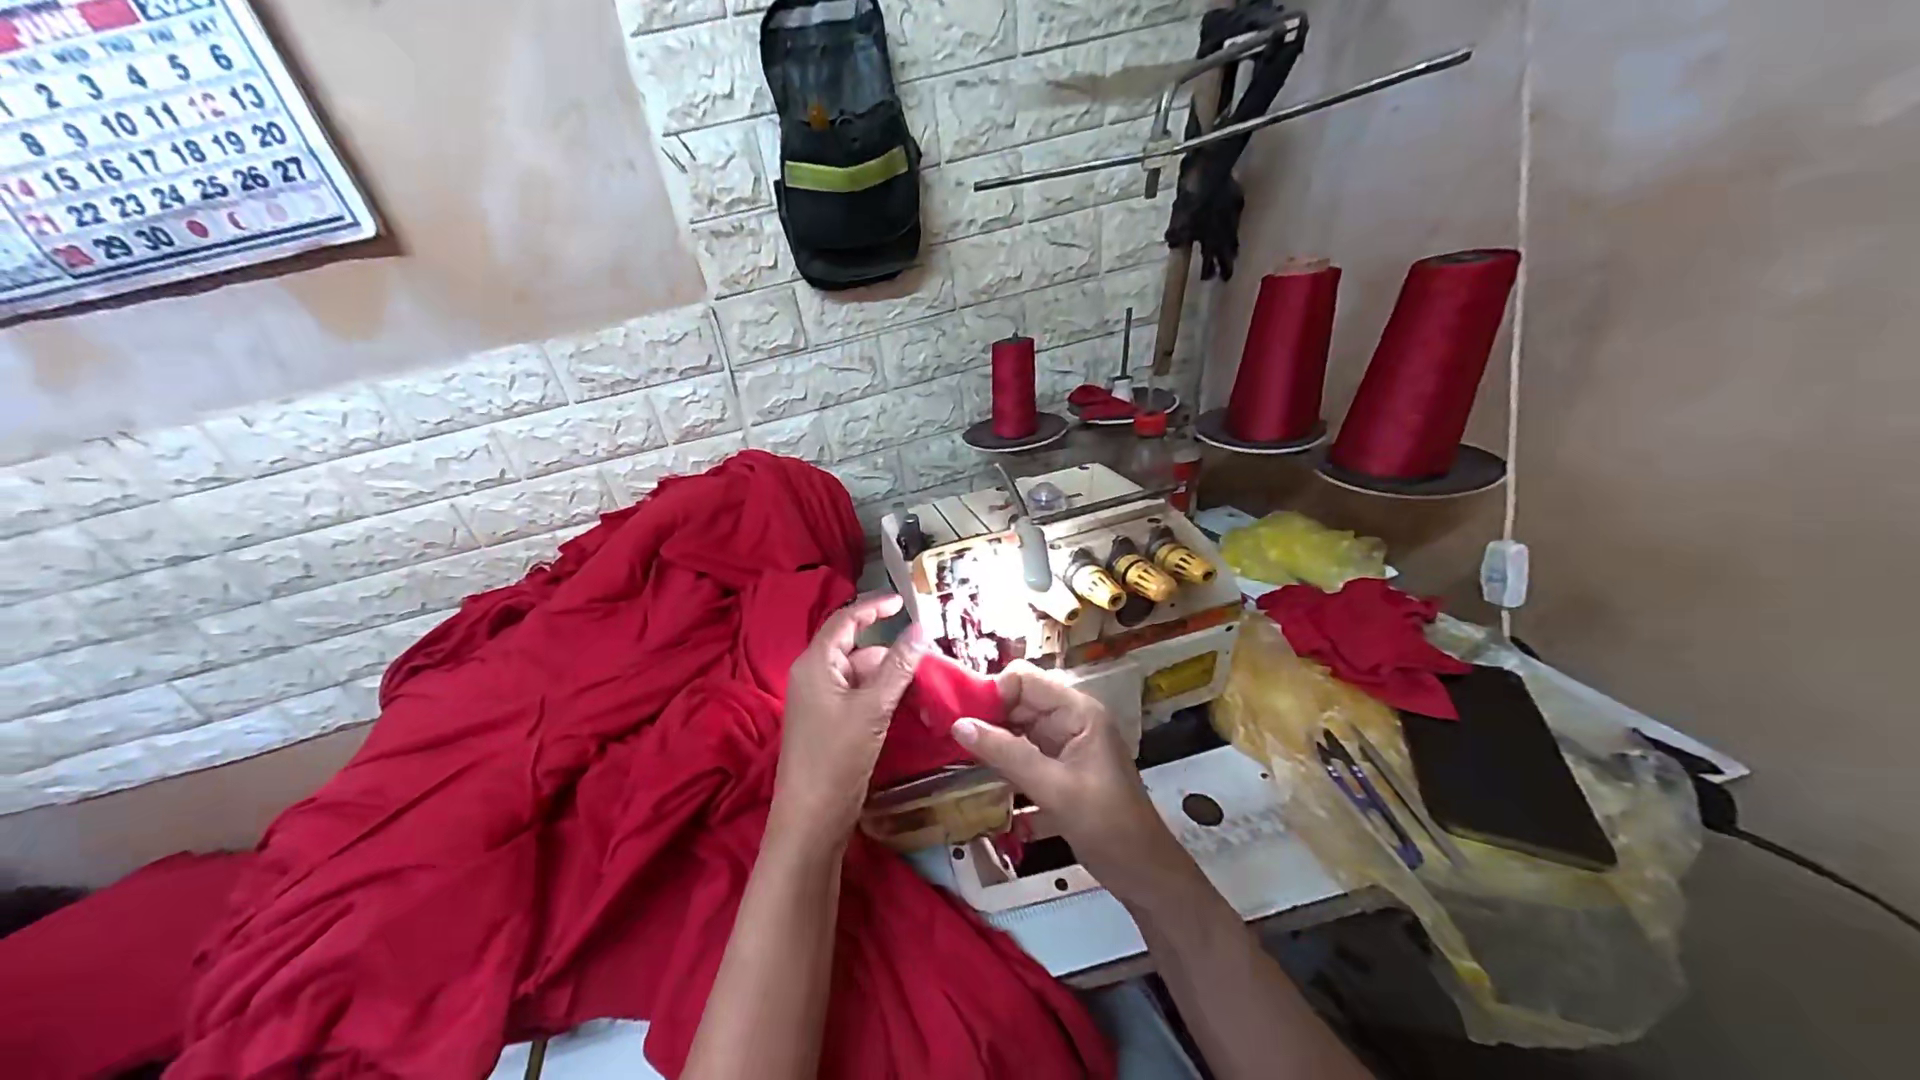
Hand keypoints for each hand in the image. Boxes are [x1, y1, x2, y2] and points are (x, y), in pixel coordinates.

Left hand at [774, 594, 926, 842]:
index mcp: (815, 664)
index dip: (873, 607)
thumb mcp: (872, 709)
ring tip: (923, 680)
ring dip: (889, 674)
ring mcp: (820, 702)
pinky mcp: (829, 724)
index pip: (845, 620)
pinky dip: (881, 694)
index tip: (903, 602)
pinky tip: (906, 702)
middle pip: (855, 649)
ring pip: (860, 674)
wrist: (810, 820)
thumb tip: (920, 629)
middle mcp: (814, 677)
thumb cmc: (836, 758)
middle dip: (889, 650)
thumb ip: (898, 667)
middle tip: (927, 655)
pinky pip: (858, 696)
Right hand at [951, 666, 1190, 902]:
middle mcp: (1070, 720)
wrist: (1144, 873)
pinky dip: (1000, 760)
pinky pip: (1021, 753)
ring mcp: (1064, 745)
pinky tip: (975, 775)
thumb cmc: (1107, 825)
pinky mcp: (1057, 769)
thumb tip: (959, 725)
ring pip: (1016, 728)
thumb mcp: (1054, 789)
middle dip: (984, 715)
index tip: (959, 715)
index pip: (1025, 681)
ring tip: (952, 753)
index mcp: (1078, 712)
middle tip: (946, 735)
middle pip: (1017, 702)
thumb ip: (1006, 754)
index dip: (991, 692)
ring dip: (989, 739)